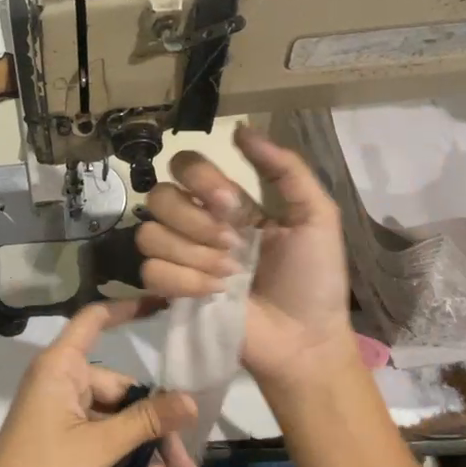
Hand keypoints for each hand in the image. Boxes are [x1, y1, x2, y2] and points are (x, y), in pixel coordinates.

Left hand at [0, 302, 196, 466]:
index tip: (164, 303)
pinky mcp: (66, 440)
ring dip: (148, 456)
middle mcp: (62, 382)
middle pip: (122, 391)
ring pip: (119, 422)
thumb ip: (146, 421)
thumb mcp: (101, 446)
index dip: (127, 308)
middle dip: (158, 430)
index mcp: (61, 367)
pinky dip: (130, 465)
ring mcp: (63, 412)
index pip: (94, 320)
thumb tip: (191, 401)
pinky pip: (107, 441)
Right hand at [136, 125, 357, 387]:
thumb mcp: (316, 216)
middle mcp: (197, 225)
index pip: (186, 167)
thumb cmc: (314, 278)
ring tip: (229, 274)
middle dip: (194, 220)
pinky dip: (184, 282)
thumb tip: (240, 128)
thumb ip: (285, 169)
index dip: (200, 178)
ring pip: (149, 234)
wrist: (305, 338)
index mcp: (228, 203)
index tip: (231, 203)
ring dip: (193, 254)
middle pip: (158, 196)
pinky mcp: (171, 292)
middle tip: (232, 244)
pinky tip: (215, 293)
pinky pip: (151, 272)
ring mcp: (181, 259)